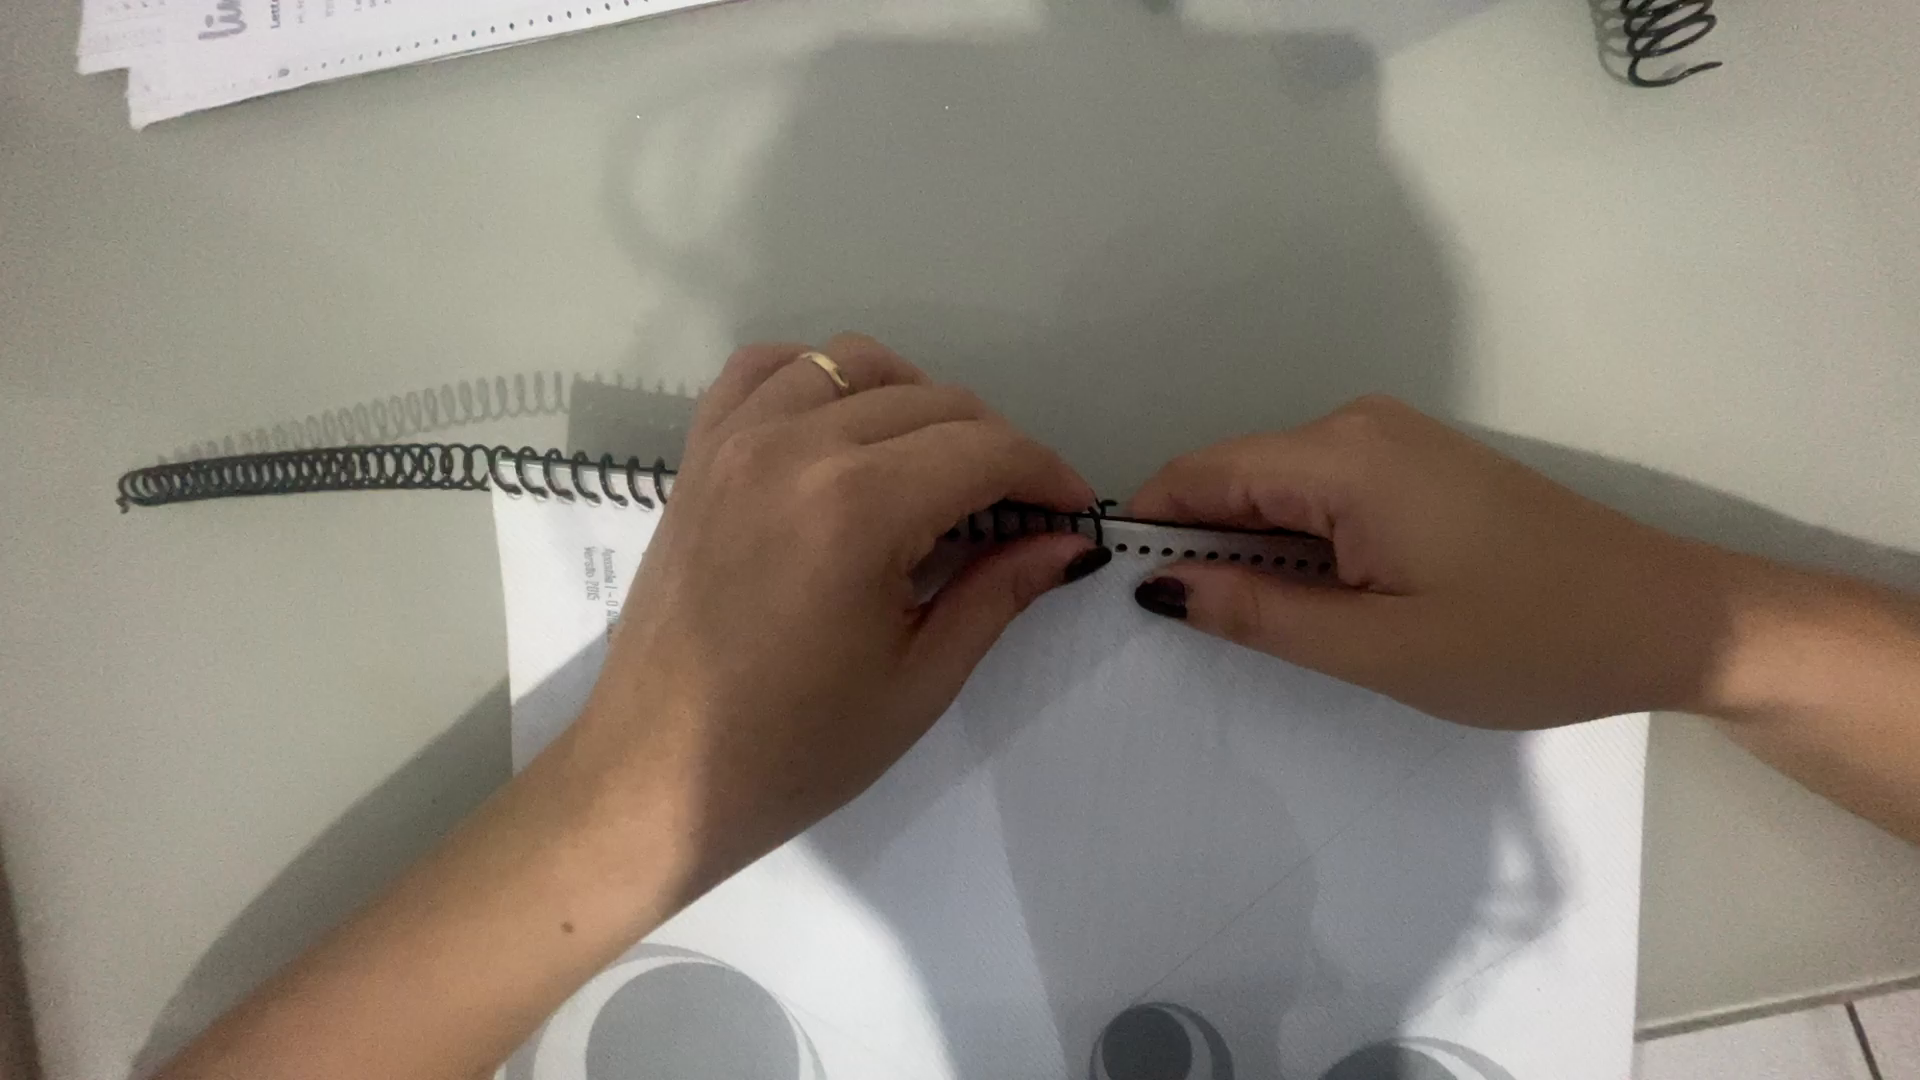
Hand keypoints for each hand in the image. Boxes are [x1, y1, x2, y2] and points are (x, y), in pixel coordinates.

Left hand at [568, 334, 1105, 899]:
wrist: (655, 776)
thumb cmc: (794, 750)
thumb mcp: (920, 680)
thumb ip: (999, 591)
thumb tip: (1067, 544)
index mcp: (856, 508)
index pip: (984, 450)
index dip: (1045, 472)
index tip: (1071, 509)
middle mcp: (794, 446)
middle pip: (934, 401)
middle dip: (997, 446)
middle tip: (1016, 509)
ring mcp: (735, 439)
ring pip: (855, 363)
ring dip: (918, 400)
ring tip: (936, 465)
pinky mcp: (699, 454)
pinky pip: (767, 370)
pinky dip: (821, 380)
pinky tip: (843, 427)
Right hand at [1126, 396, 1730, 728]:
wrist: (1676, 621)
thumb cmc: (1526, 641)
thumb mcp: (1376, 649)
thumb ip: (1256, 613)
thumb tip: (1159, 585)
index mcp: (1342, 459)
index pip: (1200, 474)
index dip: (1149, 526)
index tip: (1126, 586)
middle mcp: (1353, 425)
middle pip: (1229, 475)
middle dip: (1195, 540)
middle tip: (1196, 620)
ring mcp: (1382, 437)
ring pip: (1265, 484)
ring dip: (1241, 544)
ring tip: (1260, 613)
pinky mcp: (1402, 460)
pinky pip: (1307, 489)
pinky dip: (1283, 536)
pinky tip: (1310, 587)